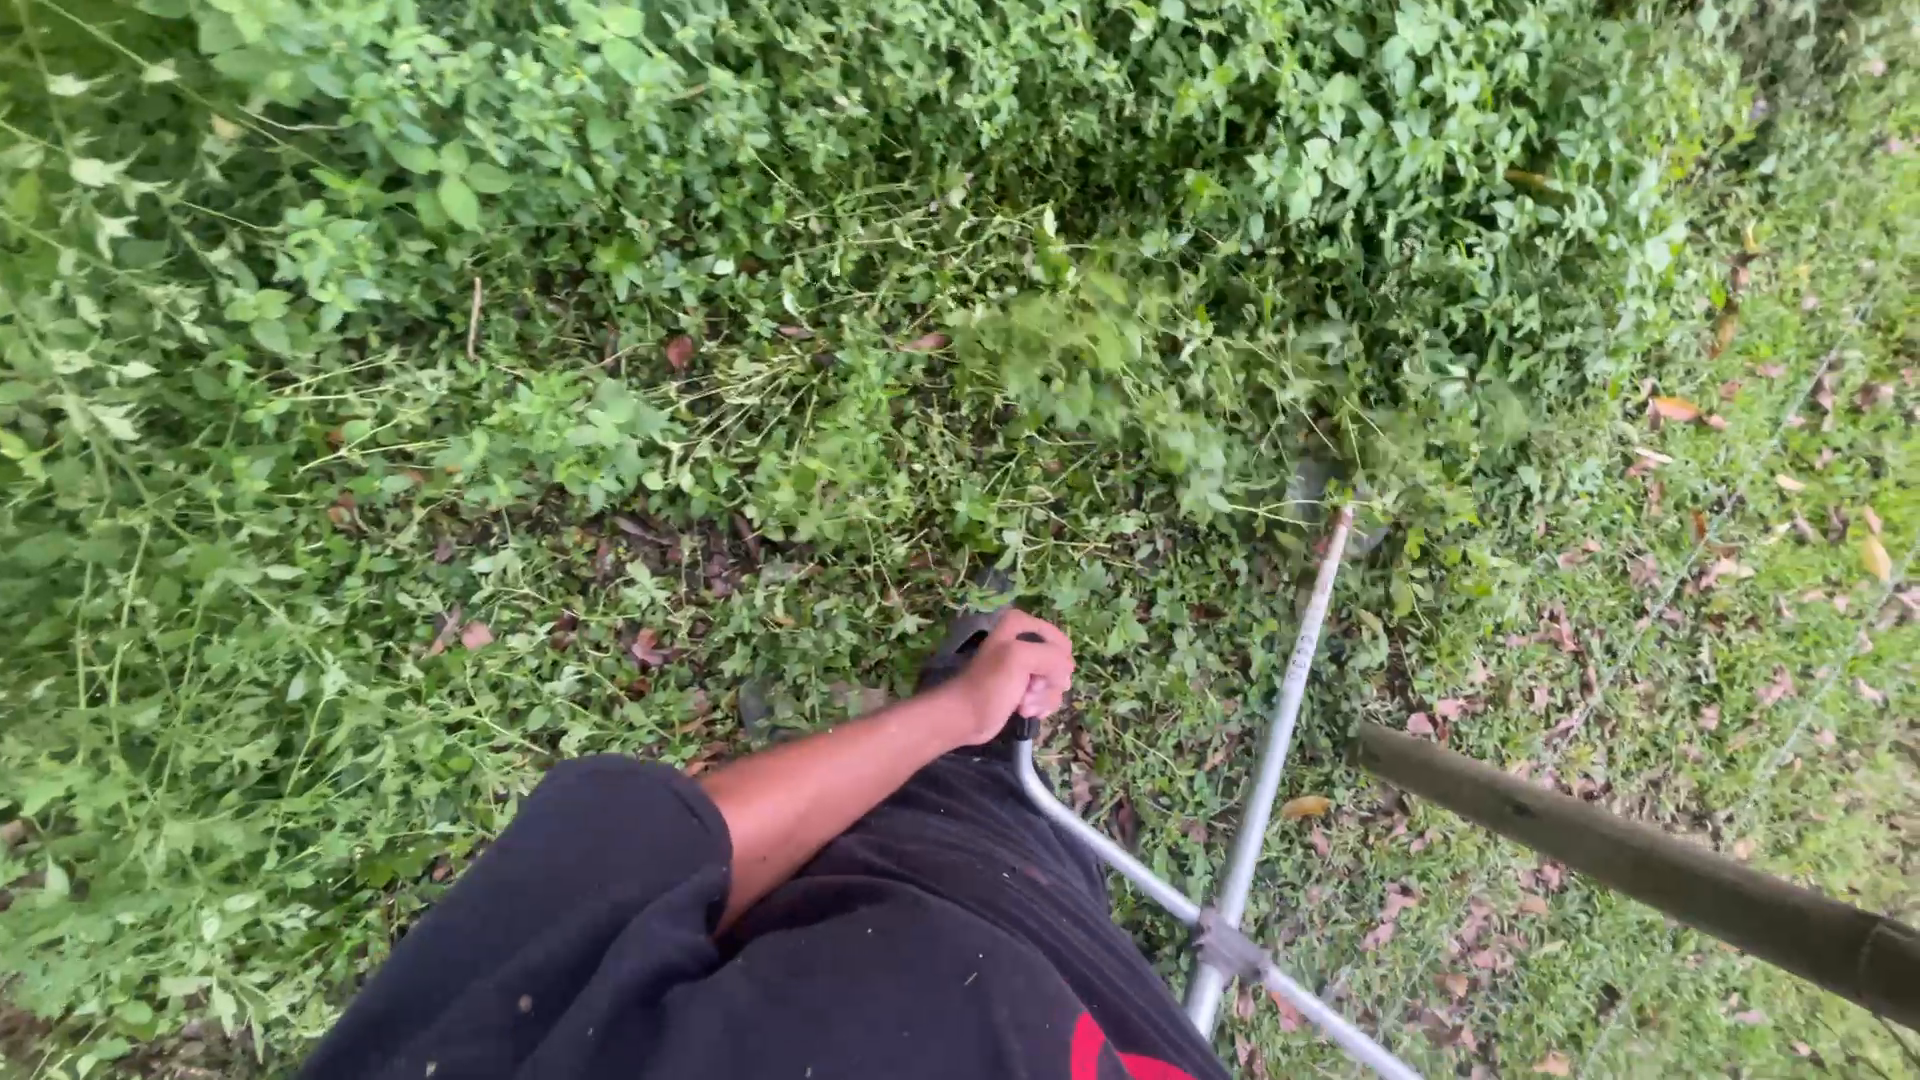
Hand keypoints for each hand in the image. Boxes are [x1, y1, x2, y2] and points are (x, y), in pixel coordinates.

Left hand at [935, 609, 1075, 745]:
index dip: (1056, 662)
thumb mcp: (1020, 658)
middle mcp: (1024, 642)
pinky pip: (1049, 696)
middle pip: (1060, 664)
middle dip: (1048, 682)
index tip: (1039, 674)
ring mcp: (1025, 667)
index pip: (1060, 642)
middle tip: (1028, 689)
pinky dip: (1040, 706)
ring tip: (1022, 704)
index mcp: (1021, 625)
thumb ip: (1052, 657)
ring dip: (1042, 698)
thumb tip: (1067, 674)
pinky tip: (1024, 711)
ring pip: (1056, 683)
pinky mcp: (1025, 689)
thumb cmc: (990, 684)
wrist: (966, 717)